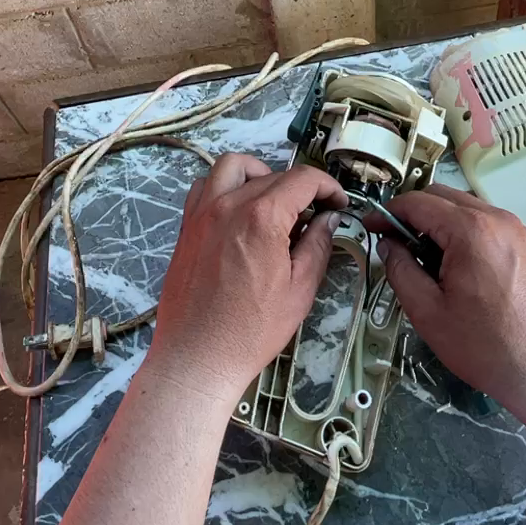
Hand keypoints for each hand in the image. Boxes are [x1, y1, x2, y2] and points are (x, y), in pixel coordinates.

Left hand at [145, 155, 347, 405]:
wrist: (197, 358)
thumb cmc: (249, 332)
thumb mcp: (299, 290)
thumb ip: (318, 245)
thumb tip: (328, 219)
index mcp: (262, 218)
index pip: (303, 179)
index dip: (328, 187)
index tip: (338, 203)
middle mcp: (229, 205)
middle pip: (273, 174)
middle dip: (300, 188)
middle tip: (314, 215)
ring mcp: (203, 212)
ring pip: (233, 166)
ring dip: (260, 173)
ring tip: (275, 202)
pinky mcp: (187, 226)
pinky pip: (205, 185)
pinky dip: (225, 185)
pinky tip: (239, 210)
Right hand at [374, 185, 525, 408]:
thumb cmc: (486, 346)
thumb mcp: (428, 312)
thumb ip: (401, 270)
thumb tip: (390, 245)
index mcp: (470, 230)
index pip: (417, 203)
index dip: (388, 212)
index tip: (371, 227)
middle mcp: (496, 218)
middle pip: (442, 195)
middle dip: (413, 213)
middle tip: (395, 243)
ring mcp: (516, 229)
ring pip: (465, 206)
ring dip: (438, 220)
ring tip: (426, 258)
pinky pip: (485, 222)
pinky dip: (463, 230)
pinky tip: (457, 265)